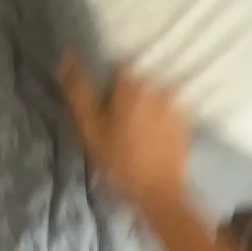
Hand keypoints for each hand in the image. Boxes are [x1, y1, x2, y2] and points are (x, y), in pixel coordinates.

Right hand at [57, 52, 190, 201]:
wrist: (159, 194)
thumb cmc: (119, 161)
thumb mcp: (89, 128)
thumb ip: (77, 91)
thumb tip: (66, 57)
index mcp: (131, 84)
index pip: (116, 66)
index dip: (105, 82)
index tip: (100, 103)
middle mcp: (157, 86)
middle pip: (134, 79)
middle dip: (123, 93)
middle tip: (114, 120)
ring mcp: (175, 104)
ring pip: (150, 94)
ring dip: (141, 105)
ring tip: (131, 130)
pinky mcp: (185, 121)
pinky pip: (164, 109)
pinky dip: (155, 117)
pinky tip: (148, 137)